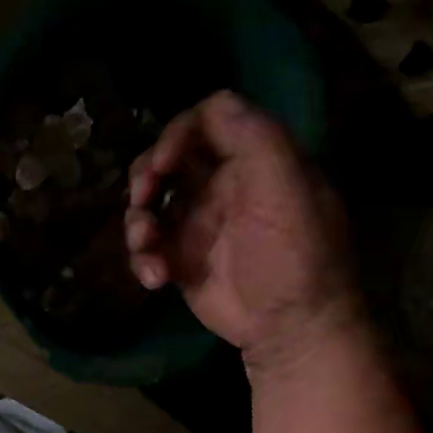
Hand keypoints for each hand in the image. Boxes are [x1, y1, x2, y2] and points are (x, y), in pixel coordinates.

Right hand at [124, 91, 362, 372]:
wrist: (290, 329)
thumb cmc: (295, 257)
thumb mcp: (286, 190)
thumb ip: (256, 139)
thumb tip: (213, 104)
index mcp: (253, 160)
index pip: (208, 120)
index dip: (178, 132)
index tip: (165, 163)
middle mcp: (222, 184)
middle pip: (167, 156)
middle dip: (146, 174)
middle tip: (144, 197)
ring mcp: (197, 222)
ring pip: (148, 201)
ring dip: (137, 220)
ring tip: (146, 245)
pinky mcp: (179, 258)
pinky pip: (146, 246)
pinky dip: (142, 259)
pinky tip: (156, 279)